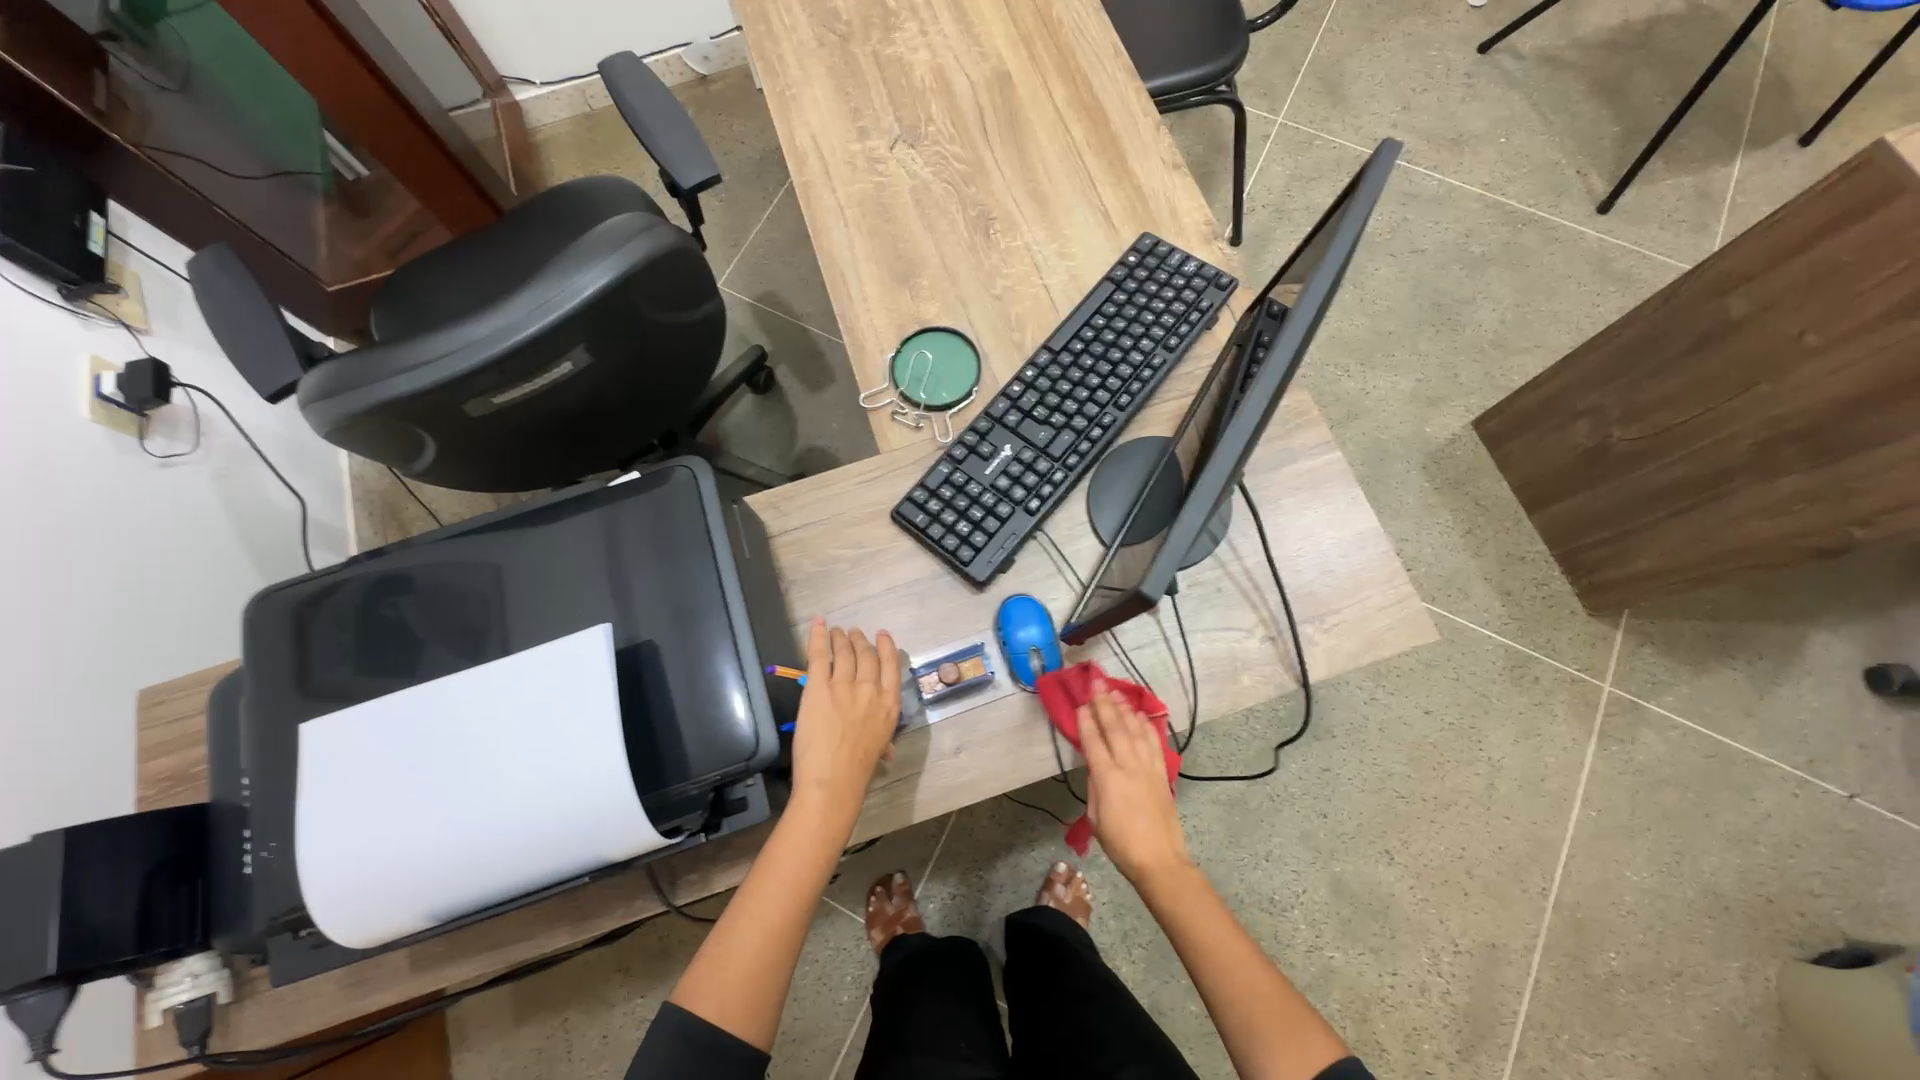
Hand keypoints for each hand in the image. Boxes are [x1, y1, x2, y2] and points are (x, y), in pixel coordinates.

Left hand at [790, 618, 900, 808]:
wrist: (834, 778)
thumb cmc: (858, 771)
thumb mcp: (880, 750)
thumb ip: (885, 742)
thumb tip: (889, 751)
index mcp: (890, 704)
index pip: (891, 666)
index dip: (886, 647)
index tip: (882, 635)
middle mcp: (870, 689)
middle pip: (867, 655)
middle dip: (861, 640)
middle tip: (854, 633)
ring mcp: (844, 684)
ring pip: (845, 652)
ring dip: (841, 637)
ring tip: (838, 630)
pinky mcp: (818, 686)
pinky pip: (820, 654)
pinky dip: (819, 636)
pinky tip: (819, 623)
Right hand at [1079, 677, 1190, 883]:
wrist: (1159, 860)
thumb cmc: (1120, 844)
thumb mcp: (1095, 817)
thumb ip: (1095, 786)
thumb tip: (1096, 765)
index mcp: (1107, 778)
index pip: (1093, 742)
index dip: (1086, 721)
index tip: (1081, 703)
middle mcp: (1129, 766)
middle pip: (1115, 728)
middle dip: (1104, 704)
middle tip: (1097, 683)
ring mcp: (1148, 768)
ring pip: (1136, 730)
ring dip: (1125, 709)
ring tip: (1116, 692)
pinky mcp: (1162, 774)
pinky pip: (1153, 743)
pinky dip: (1146, 726)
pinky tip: (1140, 715)